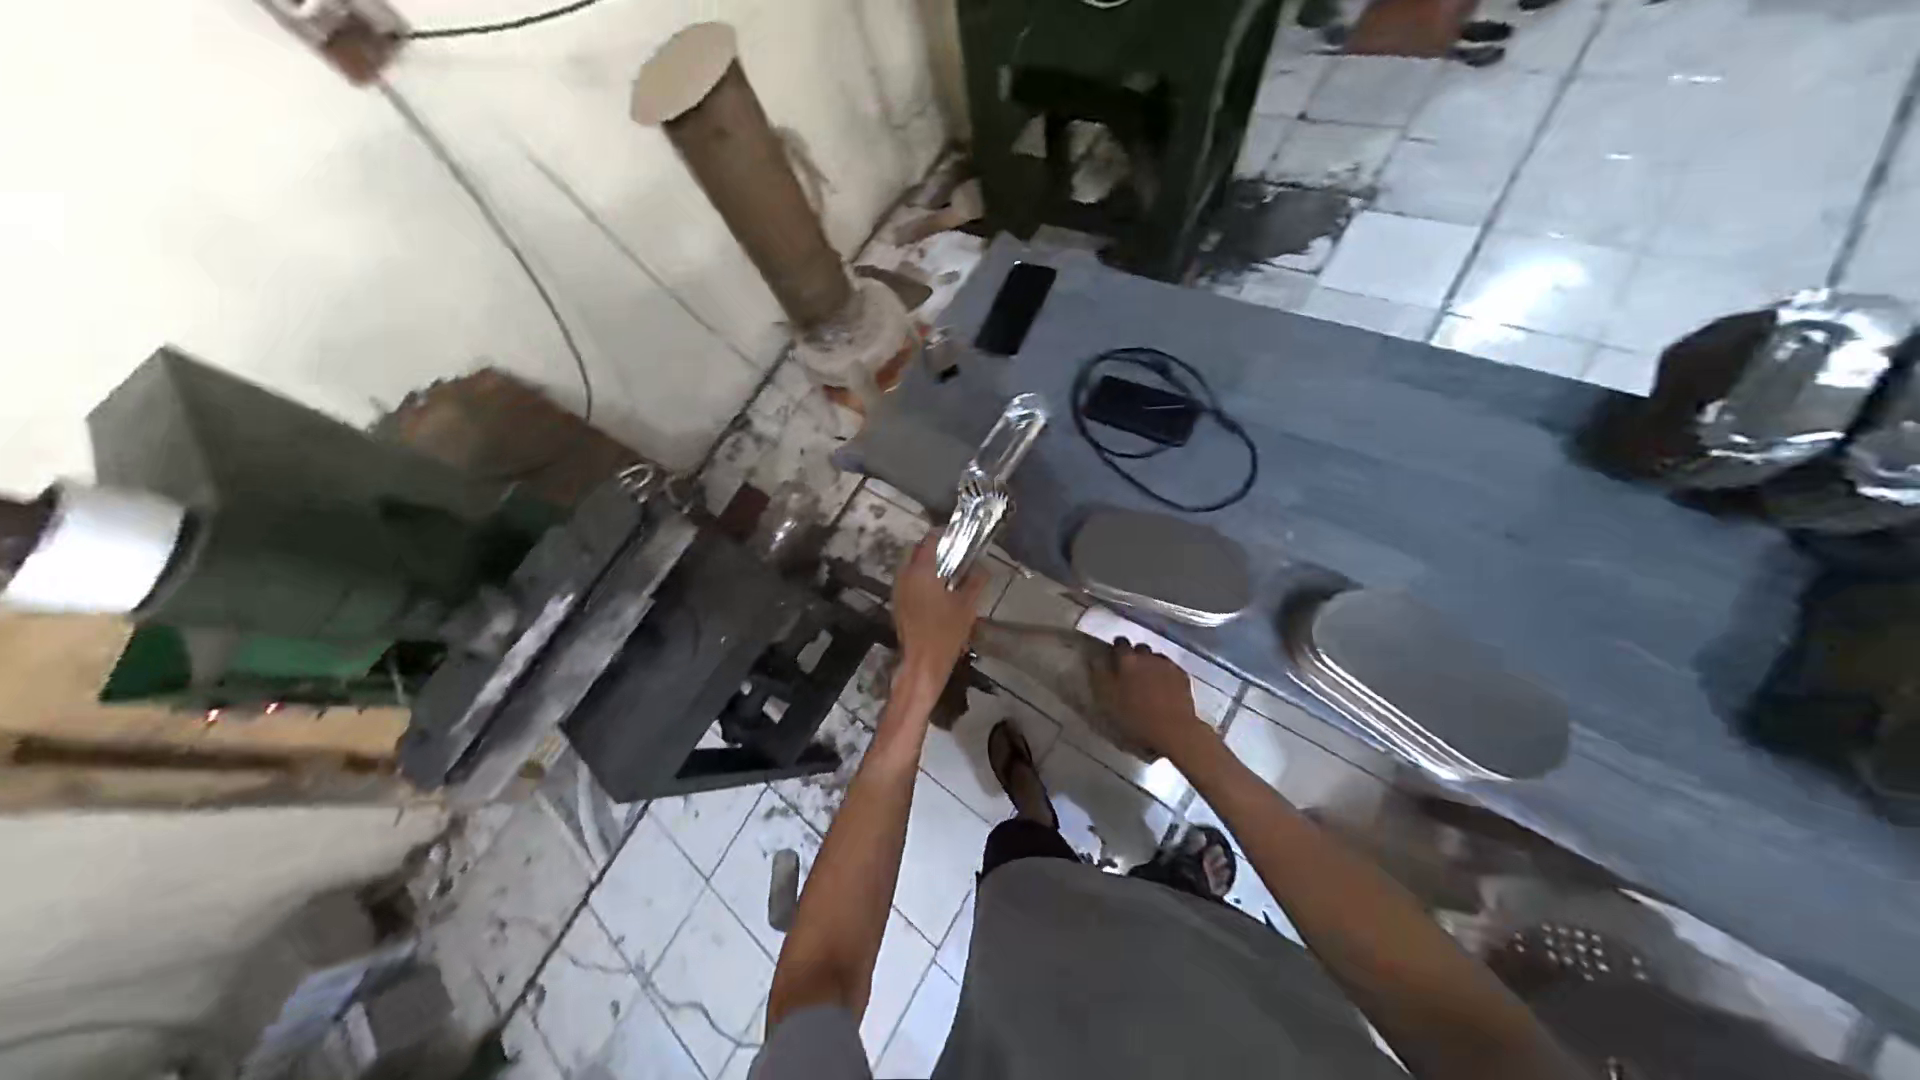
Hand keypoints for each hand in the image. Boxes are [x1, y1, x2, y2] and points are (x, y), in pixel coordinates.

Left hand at [891, 534, 986, 687]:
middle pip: (916, 550)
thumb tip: (983, 567)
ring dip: (926, 563)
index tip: (958, 535)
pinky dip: (920, 577)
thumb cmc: (946, 632)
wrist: (922, 662)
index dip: (943, 533)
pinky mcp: (897, 603)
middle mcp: (904, 576)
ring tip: (947, 571)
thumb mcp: (967, 605)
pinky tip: (937, 589)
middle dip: (933, 547)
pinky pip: (908, 580)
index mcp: (921, 571)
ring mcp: (898, 590)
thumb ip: (975, 581)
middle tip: (954, 553)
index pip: (929, 540)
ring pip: (910, 565)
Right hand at [1093, 639, 1213, 759]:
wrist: (1173, 731)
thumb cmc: (1134, 718)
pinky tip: (1164, 688)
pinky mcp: (1183, 676)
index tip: (1113, 659)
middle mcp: (1148, 656)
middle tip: (1130, 674)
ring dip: (1150, 665)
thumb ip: (1099, 675)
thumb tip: (1094, 657)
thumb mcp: (1106, 699)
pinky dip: (1165, 674)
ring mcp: (1167, 665)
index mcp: (1127, 660)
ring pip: (1156, 658)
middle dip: (1134, 656)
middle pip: (1139, 648)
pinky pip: (1170, 668)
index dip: (1116, 649)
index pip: (1120, 643)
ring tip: (1148, 682)